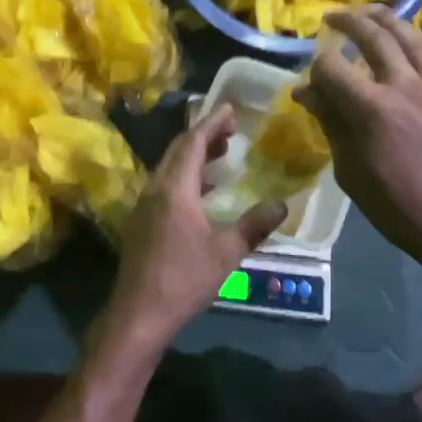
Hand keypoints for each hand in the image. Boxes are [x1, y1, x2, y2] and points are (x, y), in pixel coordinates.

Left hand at [105, 104, 286, 342]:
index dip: (212, 122)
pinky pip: (165, 185)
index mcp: (175, 188)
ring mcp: (145, 204)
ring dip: (194, 156)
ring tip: (222, 154)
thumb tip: (282, 204)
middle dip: (204, 134)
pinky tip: (203, 192)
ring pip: (170, 167)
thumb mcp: (227, 253)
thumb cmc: (184, 279)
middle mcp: (156, 188)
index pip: (193, 142)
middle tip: (231, 129)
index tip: (230, 109)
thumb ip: (255, 225)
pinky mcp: (142, 221)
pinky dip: (186, 177)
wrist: (139, 313)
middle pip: (178, 150)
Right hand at [295, 6, 421, 323]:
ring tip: (371, 11)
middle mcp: (405, 88)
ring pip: (413, 39)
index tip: (313, 78)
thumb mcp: (352, 172)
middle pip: (374, 39)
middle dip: (349, 23)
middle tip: (333, 18)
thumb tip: (305, 92)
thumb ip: (331, 125)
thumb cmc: (399, 208)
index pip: (334, 68)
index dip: (318, 67)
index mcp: (371, 109)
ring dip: (390, 19)